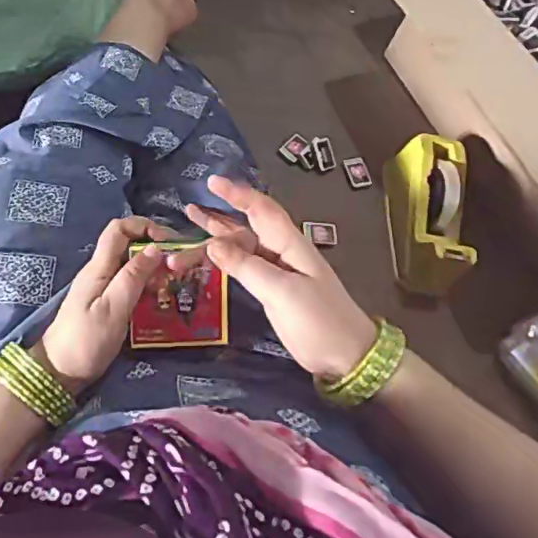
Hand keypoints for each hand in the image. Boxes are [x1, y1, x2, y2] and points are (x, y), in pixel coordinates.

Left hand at [36, 216, 172, 390]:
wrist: (59, 372)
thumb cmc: (86, 341)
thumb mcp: (114, 309)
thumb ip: (133, 277)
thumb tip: (156, 248)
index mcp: (99, 267)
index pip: (119, 228)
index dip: (145, 226)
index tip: (169, 243)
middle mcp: (100, 271)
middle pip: (129, 245)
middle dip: (156, 249)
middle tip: (180, 266)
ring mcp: (102, 287)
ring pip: (132, 265)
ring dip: (155, 269)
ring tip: (177, 283)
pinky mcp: (106, 303)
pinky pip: (130, 284)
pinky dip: (148, 286)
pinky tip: (162, 299)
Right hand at [184, 176, 377, 380]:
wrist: (348, 356)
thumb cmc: (320, 320)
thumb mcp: (282, 292)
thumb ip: (247, 267)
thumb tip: (213, 244)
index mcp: (289, 244)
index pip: (260, 210)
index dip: (236, 194)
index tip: (212, 181)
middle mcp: (281, 252)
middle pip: (245, 227)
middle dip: (218, 216)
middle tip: (189, 208)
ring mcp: (277, 271)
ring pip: (241, 247)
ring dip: (216, 239)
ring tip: (191, 229)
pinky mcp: (273, 290)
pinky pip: (243, 266)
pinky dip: (224, 260)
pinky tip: (210, 257)